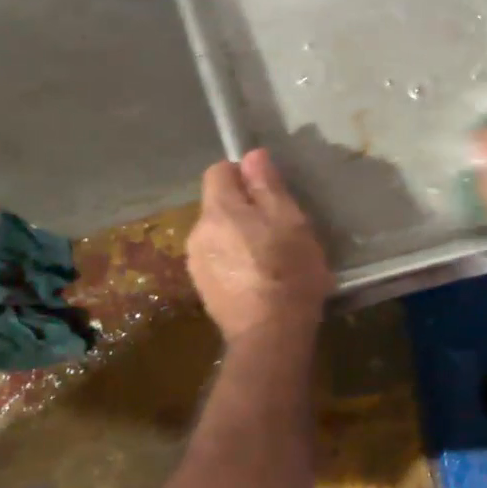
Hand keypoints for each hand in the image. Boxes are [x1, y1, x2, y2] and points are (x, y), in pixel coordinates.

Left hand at [187, 149, 331, 340]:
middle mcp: (197, 231)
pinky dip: (236, 261)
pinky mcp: (203, 288)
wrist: (270, 332)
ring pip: (219, 234)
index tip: (272, 191)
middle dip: (245, 209)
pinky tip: (259, 278)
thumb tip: (252, 156)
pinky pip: (219, 260)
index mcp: (219, 210)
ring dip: (240, 237)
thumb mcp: (291, 222)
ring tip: (271, 255)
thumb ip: (268, 187)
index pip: (219, 171)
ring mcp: (196, 262)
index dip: (245, 174)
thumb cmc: (288, 270)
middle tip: (280, 227)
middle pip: (219, 205)